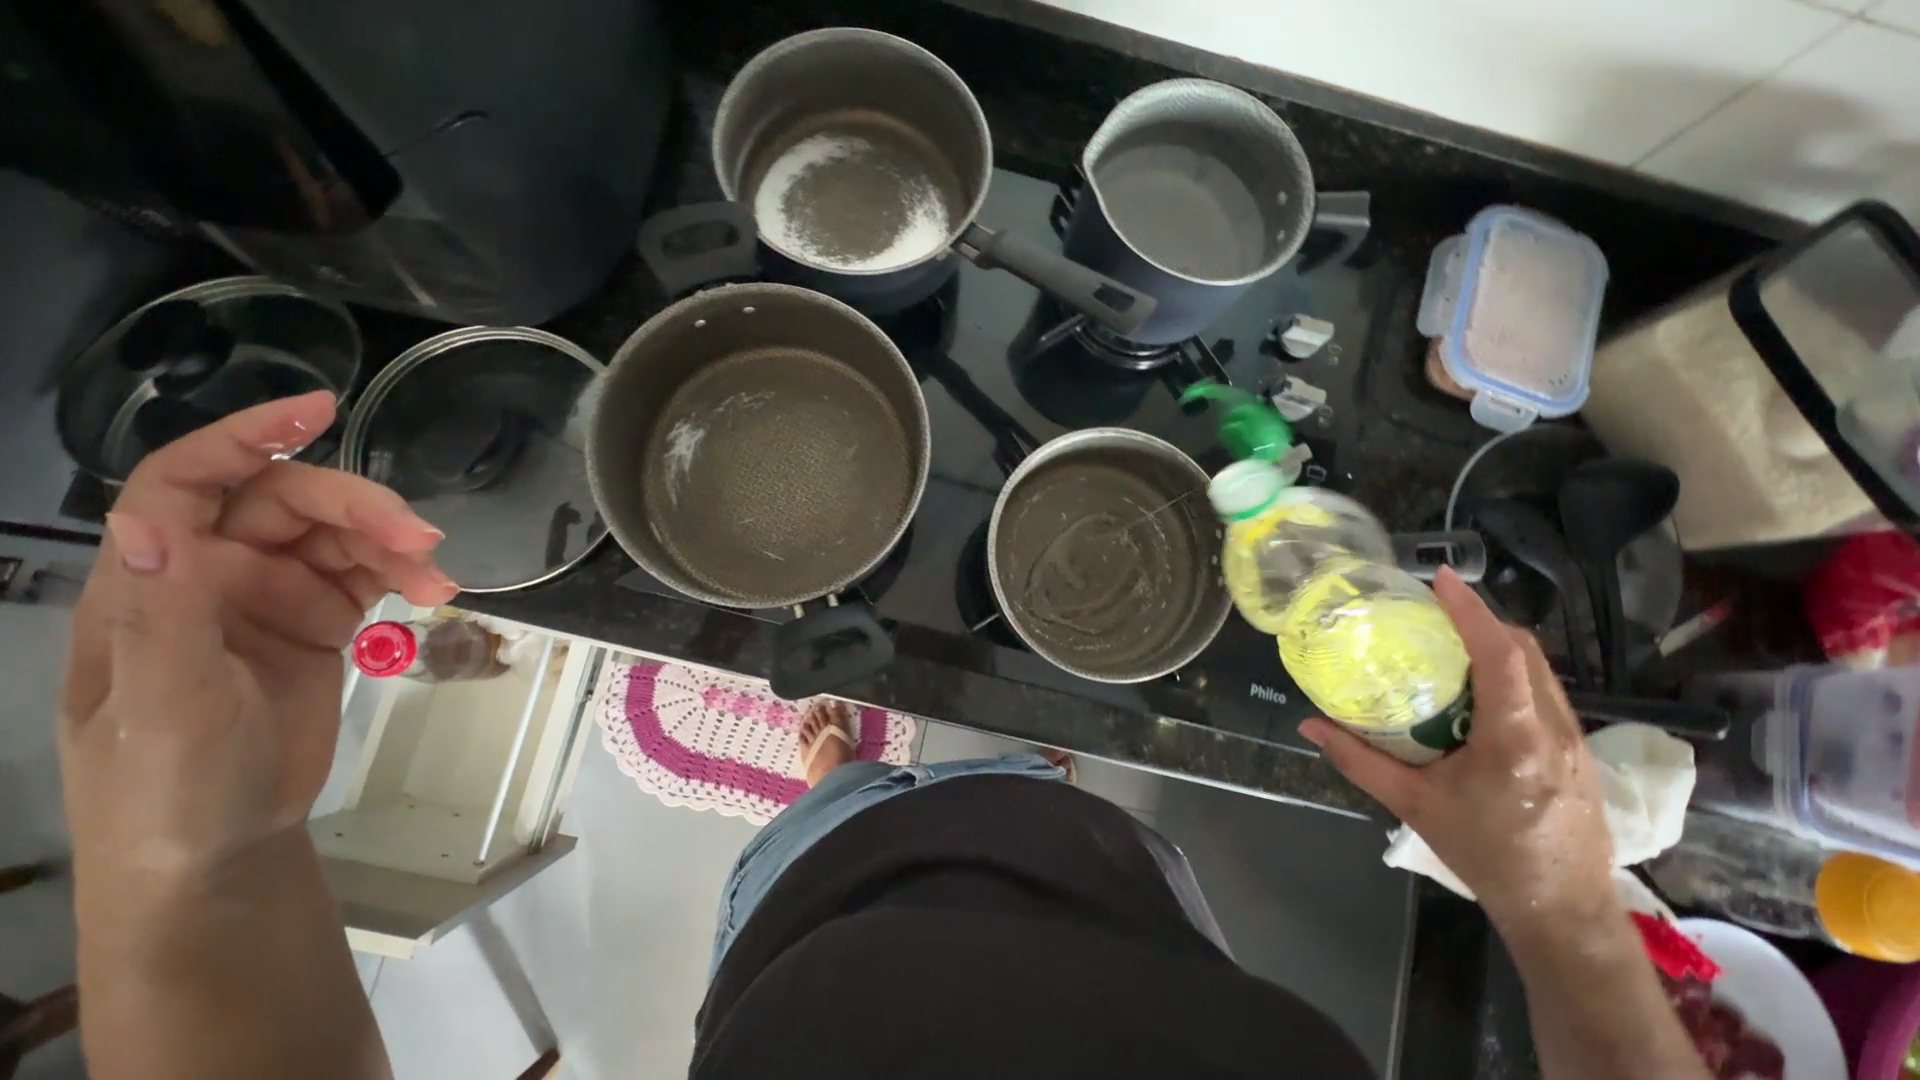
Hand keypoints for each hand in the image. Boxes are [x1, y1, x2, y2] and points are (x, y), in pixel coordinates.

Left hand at [61, 392, 459, 904]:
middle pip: (286, 504)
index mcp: (155, 580)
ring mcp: (270, 598)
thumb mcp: (163, 708)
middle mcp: (213, 573)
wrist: (218, 848)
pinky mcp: (318, 624)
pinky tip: (433, 596)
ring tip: (436, 581)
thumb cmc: (165, 786)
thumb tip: (155, 524)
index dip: (247, 436)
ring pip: (337, 538)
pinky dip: (403, 577)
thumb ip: (167, 617)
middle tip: (420, 538)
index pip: (189, 482)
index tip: (321, 410)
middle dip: (355, 508)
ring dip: (390, 545)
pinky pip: (366, 577)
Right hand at [1299, 567, 1613, 934]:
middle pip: (1525, 651)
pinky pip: (1544, 692)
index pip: (1500, 655)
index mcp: (1515, 738)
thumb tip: (1310, 725)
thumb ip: (1360, 761)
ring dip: (1498, 645)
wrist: (1561, 907)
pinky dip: (1511, 673)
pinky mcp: (1578, 750)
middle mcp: (1554, 728)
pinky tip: (1476, 689)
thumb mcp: (1413, 806)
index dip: (1471, 611)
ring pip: (1540, 670)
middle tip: (1434, 609)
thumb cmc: (1485, 854)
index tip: (1441, 579)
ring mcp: (1574, 738)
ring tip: (1449, 640)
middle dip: (1481, 619)